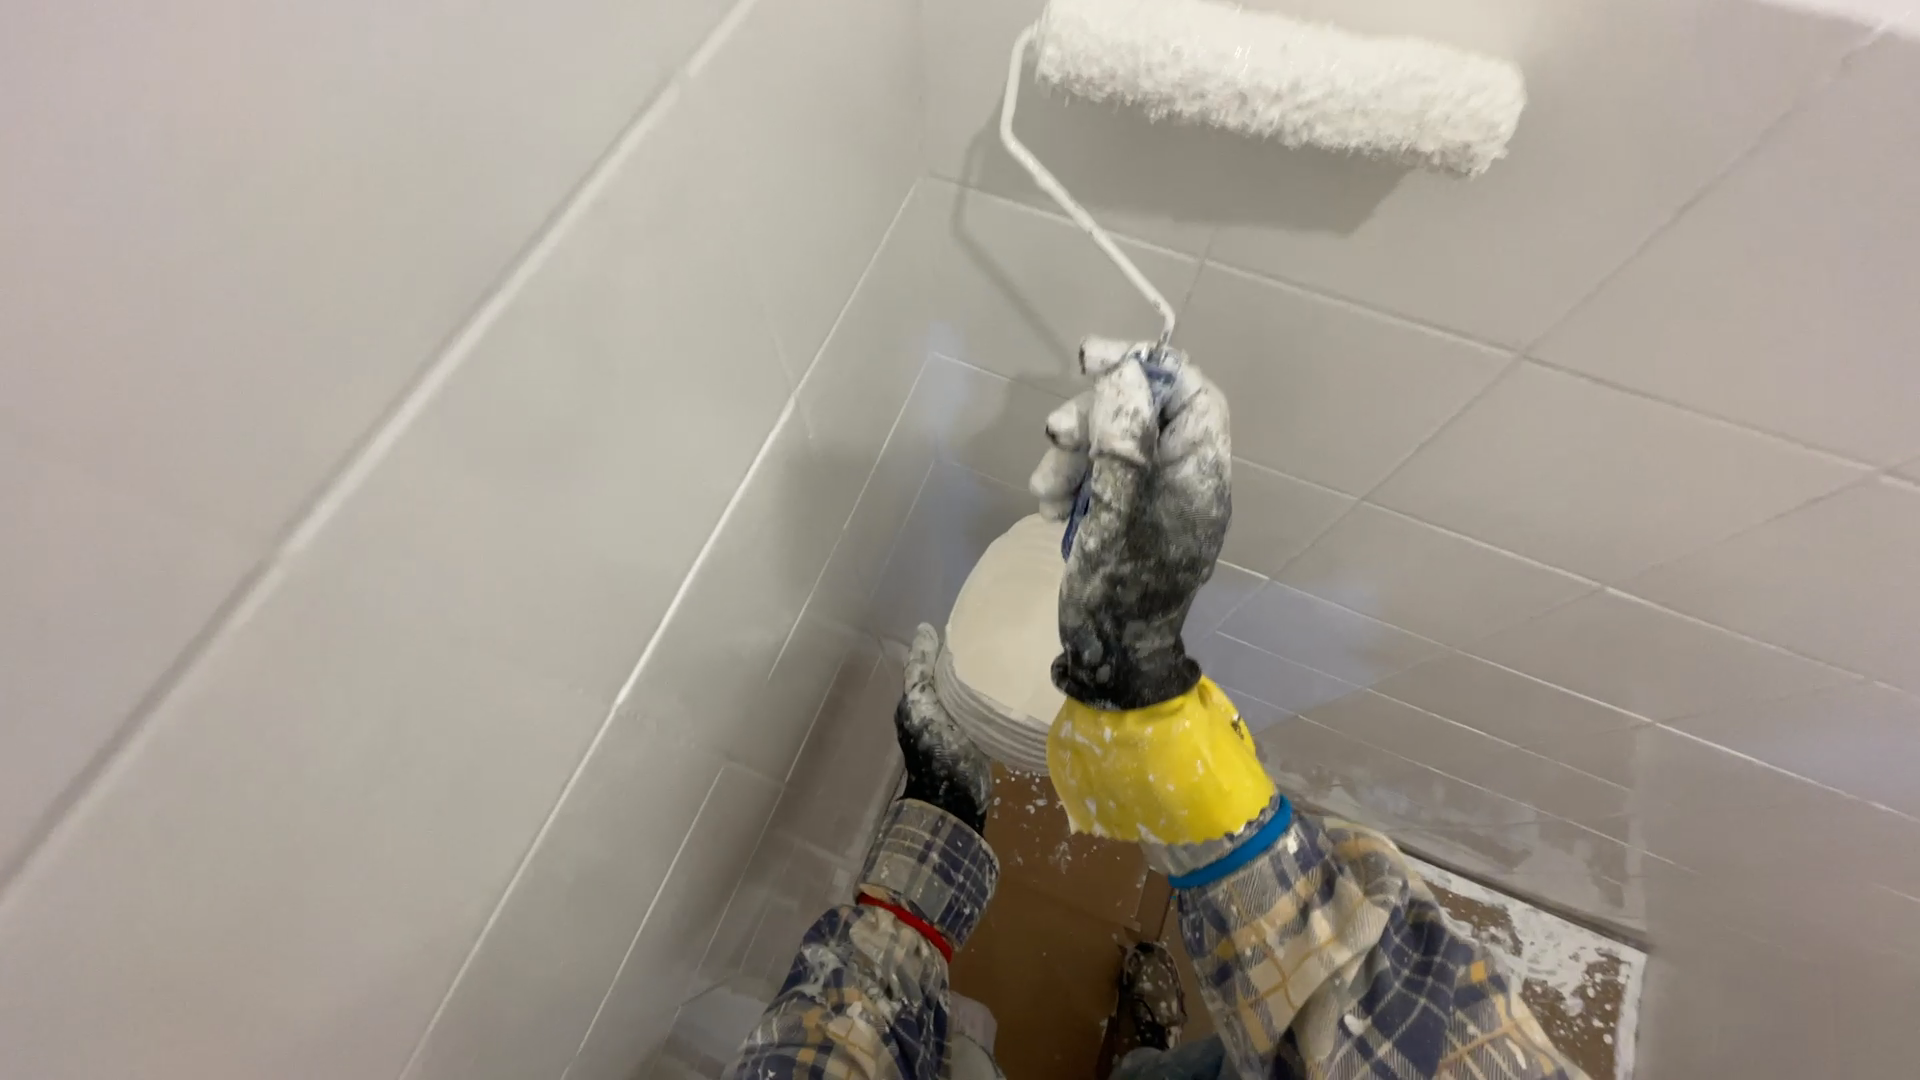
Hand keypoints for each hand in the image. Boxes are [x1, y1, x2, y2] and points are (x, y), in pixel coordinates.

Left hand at [894, 624, 993, 833]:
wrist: (954, 794)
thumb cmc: (935, 745)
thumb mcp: (921, 702)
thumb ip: (921, 668)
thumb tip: (924, 628)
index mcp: (918, 697)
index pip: (932, 660)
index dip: (947, 642)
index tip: (973, 621)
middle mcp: (934, 707)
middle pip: (952, 674)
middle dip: (968, 657)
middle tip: (996, 635)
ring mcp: (955, 723)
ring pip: (968, 690)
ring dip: (982, 676)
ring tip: (1007, 654)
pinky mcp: (976, 736)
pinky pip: (983, 708)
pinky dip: (992, 696)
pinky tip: (1010, 685)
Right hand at [1029, 341, 1231, 710]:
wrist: (1112, 655)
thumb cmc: (1119, 591)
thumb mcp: (1115, 514)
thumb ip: (1123, 442)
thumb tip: (1125, 375)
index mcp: (1198, 474)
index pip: (1189, 394)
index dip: (1143, 368)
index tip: (1089, 360)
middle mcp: (1184, 478)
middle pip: (1141, 414)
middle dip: (1091, 422)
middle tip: (1053, 441)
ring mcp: (1155, 496)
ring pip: (1113, 443)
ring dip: (1071, 457)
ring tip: (1045, 494)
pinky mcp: (1127, 512)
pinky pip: (1099, 475)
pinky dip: (1070, 483)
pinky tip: (1050, 508)